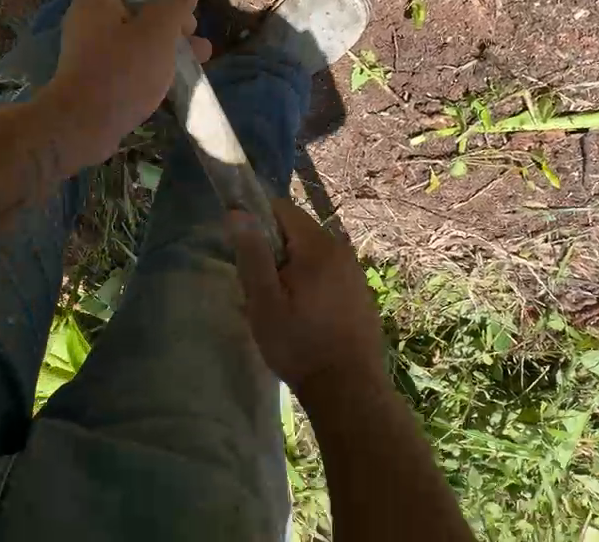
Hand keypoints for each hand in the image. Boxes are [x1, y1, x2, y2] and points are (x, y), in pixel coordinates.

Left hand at [40, 0, 209, 164]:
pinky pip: (129, 61)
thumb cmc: (121, 70)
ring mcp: (92, 51)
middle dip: (165, 12)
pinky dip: (154, 63)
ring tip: (201, 53)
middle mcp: (89, 20)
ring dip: (167, 41)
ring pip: (134, 35)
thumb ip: (174, 6)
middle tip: (190, 26)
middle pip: (130, 3)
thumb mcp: (158, 31)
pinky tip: (183, 75)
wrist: (83, 126)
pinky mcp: (99, 77)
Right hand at [227, 198, 387, 400]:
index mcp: (317, 246)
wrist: (349, 391)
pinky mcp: (360, 291)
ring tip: (278, 301)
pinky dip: (310, 279)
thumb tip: (237, 213)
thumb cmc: (299, 345)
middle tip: (258, 284)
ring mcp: (354, 270)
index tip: (243, 249)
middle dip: (274, 247)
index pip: (282, 208)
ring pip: (312, 251)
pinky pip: (327, 270)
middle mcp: (340, 249)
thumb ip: (252, 254)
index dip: (257, 220)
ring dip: (292, 265)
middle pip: (297, 229)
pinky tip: (303, 312)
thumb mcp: (264, 301)